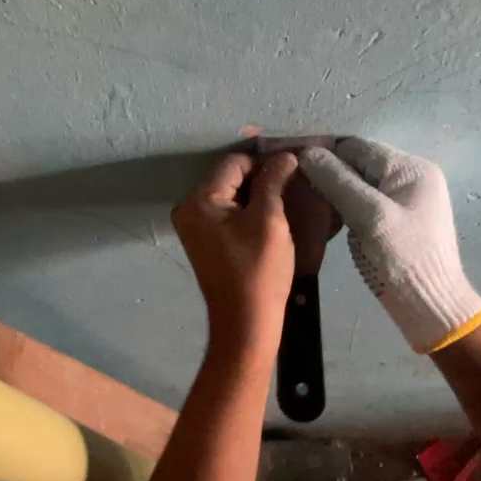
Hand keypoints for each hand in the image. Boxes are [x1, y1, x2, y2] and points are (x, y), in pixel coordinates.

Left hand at [170, 152, 298, 358]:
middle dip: (260, 181)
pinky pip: (226, 213)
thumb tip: (285, 156)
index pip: (235, 163)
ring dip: (255, 197)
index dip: (264, 165)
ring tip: (282, 206)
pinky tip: (267, 223)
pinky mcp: (203, 240)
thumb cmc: (258, 270)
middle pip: (229, 177)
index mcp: (199, 200)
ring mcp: (193, 226)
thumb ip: (274, 181)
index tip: (292, 175)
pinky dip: (246, 212)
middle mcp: (188, 208)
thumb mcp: (269, 220)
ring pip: (229, 195)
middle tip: (290, 191)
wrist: (246, 324)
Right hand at [300, 138, 480, 352]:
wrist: (432, 308)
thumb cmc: (402, 258)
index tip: (294, 168)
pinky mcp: (400, 218)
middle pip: (359, 162)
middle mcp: (412, 176)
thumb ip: (337, 180)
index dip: (324, 155)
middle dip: (331, 174)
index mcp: (410, 168)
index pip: (357, 147)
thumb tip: (307, 151)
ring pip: (361, 182)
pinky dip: (349, 206)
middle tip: (302, 190)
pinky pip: (367, 200)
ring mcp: (407, 198)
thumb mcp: (368, 216)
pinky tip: (334, 220)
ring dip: (338, 192)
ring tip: (314, 205)